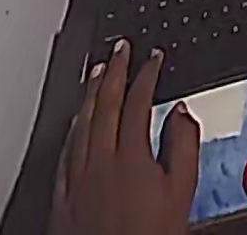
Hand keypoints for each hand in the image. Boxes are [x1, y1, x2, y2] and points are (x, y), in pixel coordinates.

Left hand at [50, 41, 199, 234]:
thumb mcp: (181, 194)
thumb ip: (184, 146)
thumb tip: (181, 112)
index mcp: (130, 157)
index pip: (138, 101)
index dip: (147, 74)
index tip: (154, 58)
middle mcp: (99, 162)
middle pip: (106, 104)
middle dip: (116, 70)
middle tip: (122, 47)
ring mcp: (77, 179)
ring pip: (82, 123)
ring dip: (92, 91)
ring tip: (99, 69)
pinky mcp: (62, 199)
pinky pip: (65, 151)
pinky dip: (73, 127)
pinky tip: (76, 119)